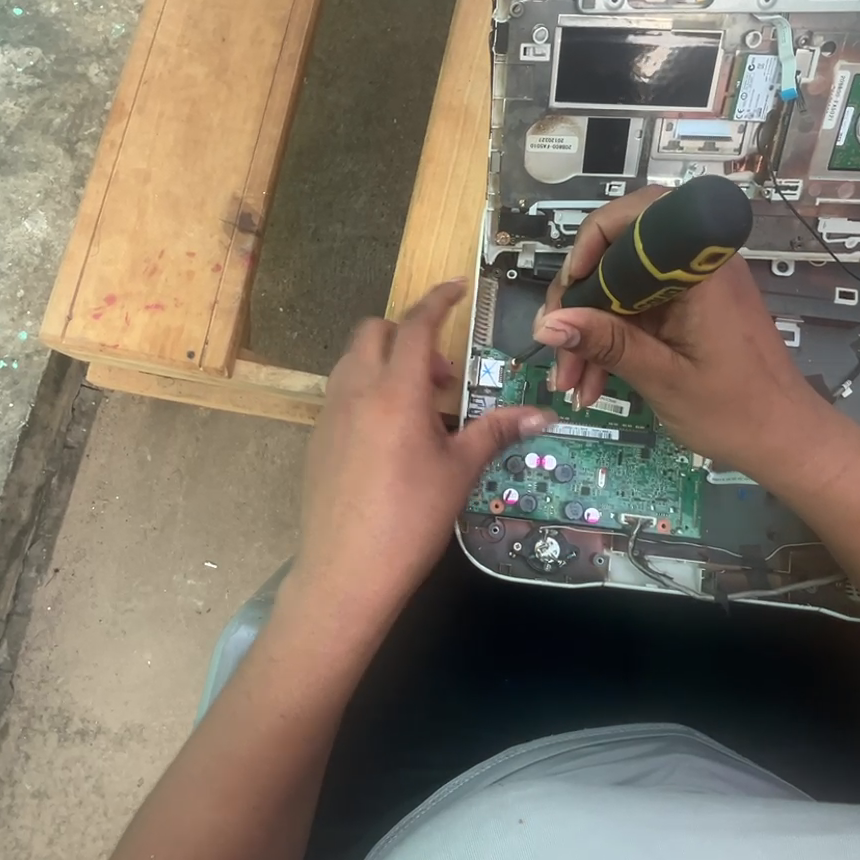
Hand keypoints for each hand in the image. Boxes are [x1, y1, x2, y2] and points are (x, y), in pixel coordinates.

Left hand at [294, 280, 553, 617]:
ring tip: (419, 408)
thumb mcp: (458, 472)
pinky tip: (389, 436)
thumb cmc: (411, 519)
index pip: (416, 325)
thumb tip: (543, 415)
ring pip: (354, 360)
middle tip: (442, 376)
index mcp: (396, 391)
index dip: (437, 300)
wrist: (346, 571)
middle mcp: (356, 391)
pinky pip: (341, 392)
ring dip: (386, 361)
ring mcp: (330, 413)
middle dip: (409, 334)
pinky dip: (367, 389)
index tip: (456, 288)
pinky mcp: (316, 438)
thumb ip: (496, 432)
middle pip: (375, 332)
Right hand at [535, 186, 832, 469]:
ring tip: (570, 383)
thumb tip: (546, 324)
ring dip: (588, 332)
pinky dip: (609, 343)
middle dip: (578, 304)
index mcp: (699, 269)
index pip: (637, 216)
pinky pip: (633, 313)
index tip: (569, 292)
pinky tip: (590, 382)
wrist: (785, 441)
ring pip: (617, 291)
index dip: (592, 243)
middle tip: (557, 350)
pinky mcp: (684, 313)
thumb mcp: (663, 378)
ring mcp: (687, 290)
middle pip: (616, 258)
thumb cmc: (736, 411)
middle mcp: (693, 267)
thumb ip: (606, 344)